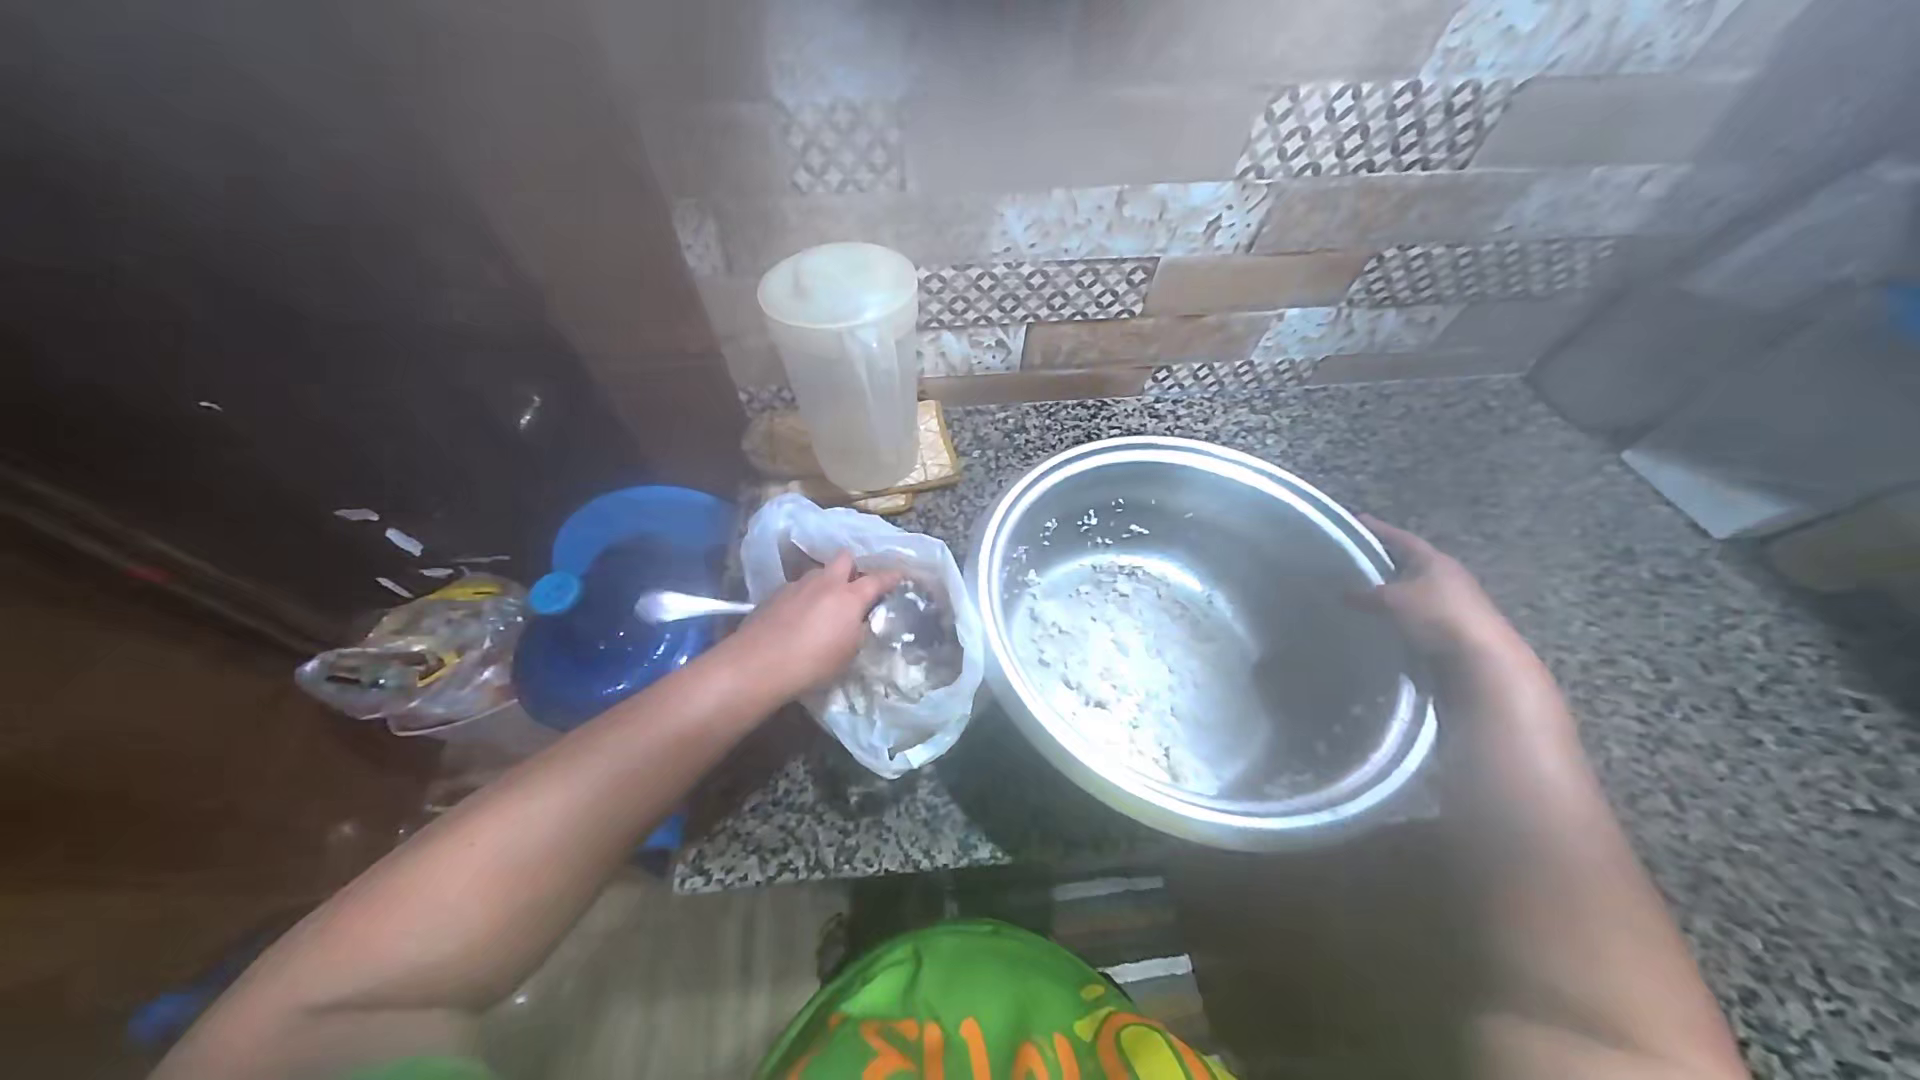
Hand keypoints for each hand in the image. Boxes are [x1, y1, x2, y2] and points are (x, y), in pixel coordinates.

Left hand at [720, 551, 901, 702]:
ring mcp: (797, 585)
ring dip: (826, 582)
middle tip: (855, 586)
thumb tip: (860, 620)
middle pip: (844, 558)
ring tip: (825, 603)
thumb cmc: (814, 662)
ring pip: (818, 572)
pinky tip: (800, 615)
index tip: (899, 575)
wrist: (759, 663)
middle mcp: (825, 582)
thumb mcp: (849, 653)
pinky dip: (805, 596)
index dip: (891, 577)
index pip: (878, 579)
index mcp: (849, 596)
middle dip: (853, 567)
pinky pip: (798, 587)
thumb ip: (859, 630)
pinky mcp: (775, 594)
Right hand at [1351, 515, 1514, 662]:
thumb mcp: (1392, 601)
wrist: (1480, 658)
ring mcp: (1453, 598)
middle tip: (1356, 557)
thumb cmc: (1435, 616)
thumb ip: (1365, 594)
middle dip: (1384, 558)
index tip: (1356, 521)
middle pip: (1409, 560)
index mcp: (1433, 559)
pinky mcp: (1454, 622)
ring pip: (1414, 585)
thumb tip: (1343, 592)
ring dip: (1393, 586)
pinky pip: (1420, 607)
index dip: (1378, 529)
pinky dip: (1401, 607)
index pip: (1400, 537)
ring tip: (1365, 589)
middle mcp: (1445, 573)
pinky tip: (1386, 615)